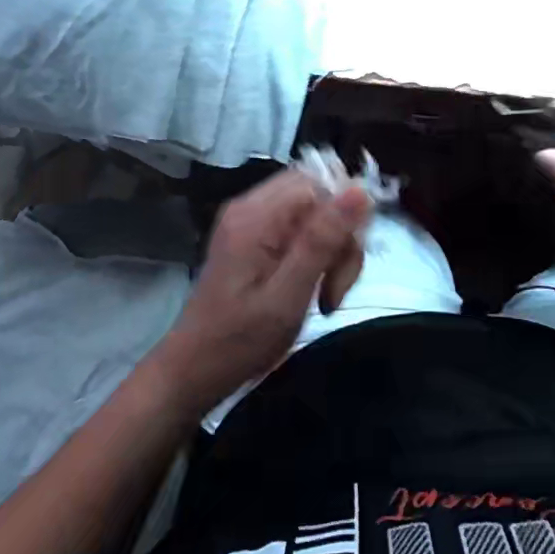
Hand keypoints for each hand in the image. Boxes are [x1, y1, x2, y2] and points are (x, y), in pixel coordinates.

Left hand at [153, 170, 371, 410]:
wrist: (195, 370)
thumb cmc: (240, 341)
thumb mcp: (287, 296)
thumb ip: (322, 241)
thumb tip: (359, 189)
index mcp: (256, 216)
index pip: (321, 183)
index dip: (345, 218)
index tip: (346, 264)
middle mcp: (251, 207)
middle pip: (320, 195)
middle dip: (341, 238)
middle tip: (334, 288)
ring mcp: (251, 222)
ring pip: (316, 214)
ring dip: (332, 252)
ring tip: (325, 296)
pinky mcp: (255, 239)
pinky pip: (302, 231)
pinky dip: (317, 258)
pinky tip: (312, 289)